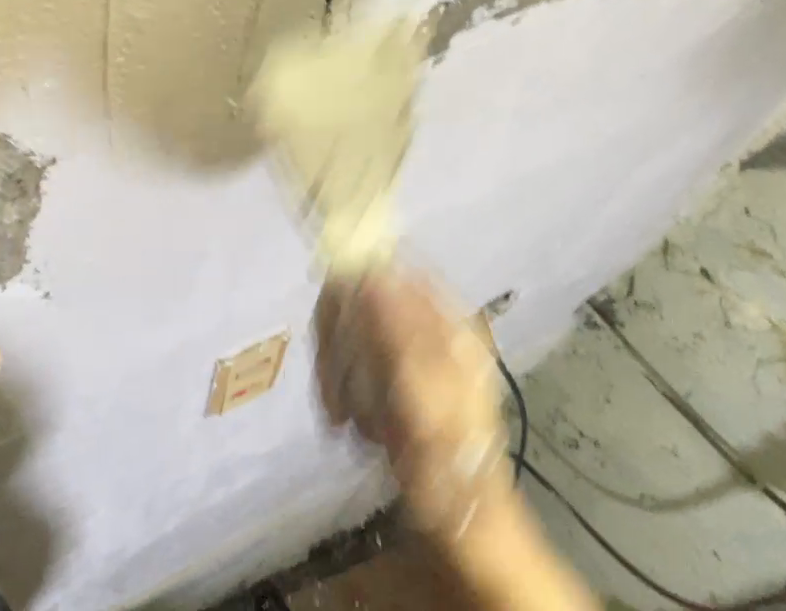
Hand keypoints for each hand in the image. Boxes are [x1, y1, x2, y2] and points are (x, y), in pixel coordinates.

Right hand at [315, 269, 508, 539]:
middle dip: (338, 341)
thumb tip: (369, 272)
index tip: (328, 300)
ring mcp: (404, 354)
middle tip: (331, 382)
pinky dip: (337, 391)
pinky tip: (344, 421)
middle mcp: (426, 329)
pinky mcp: (385, 378)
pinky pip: (344, 363)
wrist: (457, 516)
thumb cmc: (448, 457)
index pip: (394, 269)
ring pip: (346, 333)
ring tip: (343, 417)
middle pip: (359, 299)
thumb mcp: (426, 393)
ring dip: (335, 374)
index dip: (355, 273)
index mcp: (448, 323)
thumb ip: (397, 330)